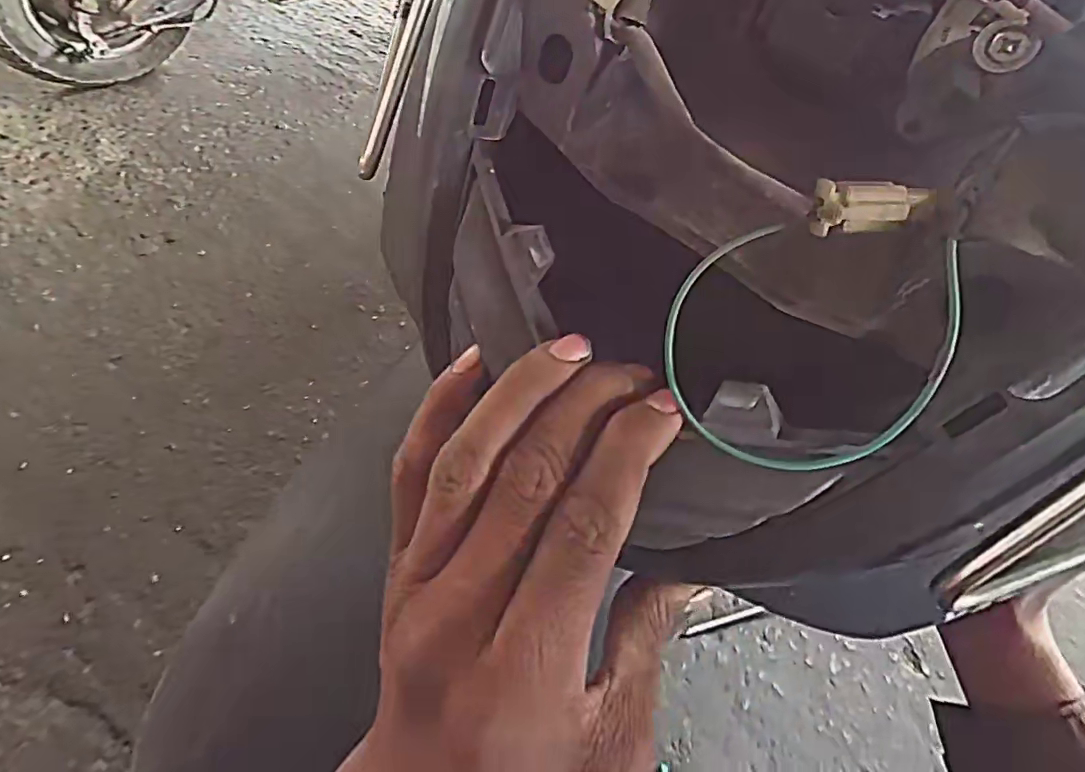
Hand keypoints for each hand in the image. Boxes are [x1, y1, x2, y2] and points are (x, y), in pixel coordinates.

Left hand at [339, 335, 695, 771]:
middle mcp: (459, 617)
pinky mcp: (396, 563)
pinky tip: (474, 364)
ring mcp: (417, 582)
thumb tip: (688, 568)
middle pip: (529, 477)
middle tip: (628, 374)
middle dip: (588, 407)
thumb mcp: (609, 741)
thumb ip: (646, 641)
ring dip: (521, 391)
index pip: (585, 525)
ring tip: (566, 351)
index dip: (628, 451)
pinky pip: (410, 467)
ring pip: (467, 458)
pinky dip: (440, 405)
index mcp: (523, 670)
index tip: (659, 411)